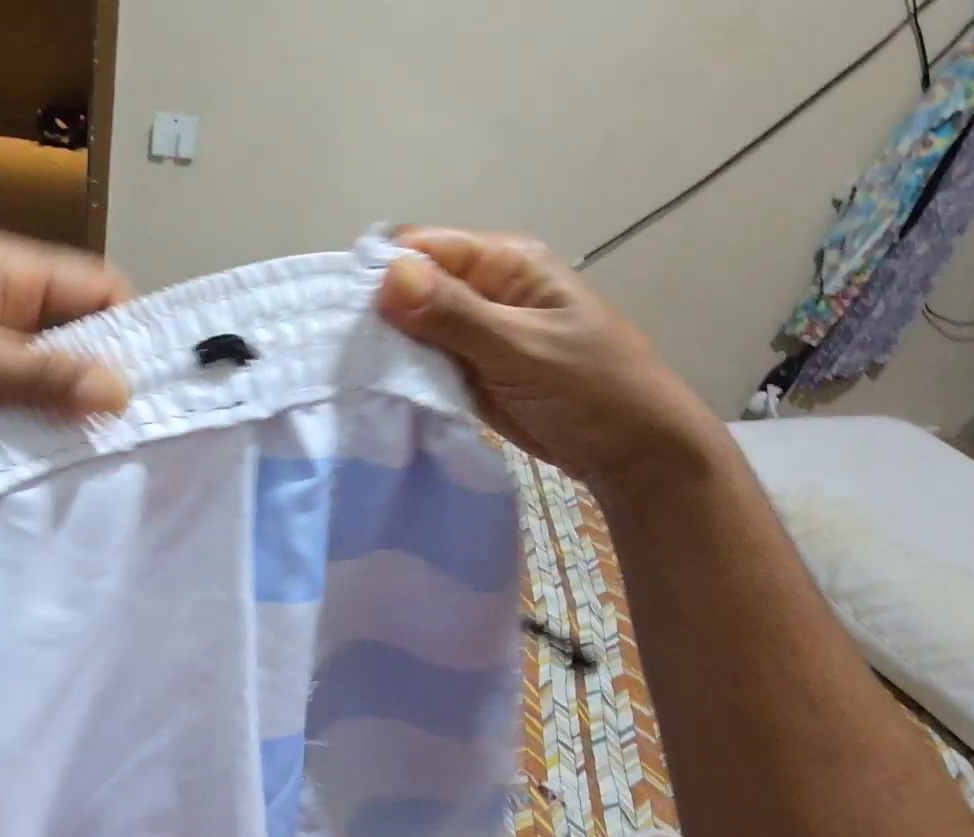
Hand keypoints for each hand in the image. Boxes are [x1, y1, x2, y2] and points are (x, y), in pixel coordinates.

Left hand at [0, 230, 135, 436]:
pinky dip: (14, 403)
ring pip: (35, 355)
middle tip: (118, 435)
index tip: (150, 395)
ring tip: (79, 447)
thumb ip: (45, 376)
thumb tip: (124, 390)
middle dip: (96, 375)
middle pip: (74, 325)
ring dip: (53, 396)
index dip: (135, 335)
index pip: (104, 289)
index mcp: (10, 268)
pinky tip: (23, 442)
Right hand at [375, 227, 727, 495]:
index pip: (423, 247)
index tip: (346, 313)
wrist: (630, 453)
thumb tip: (387, 275)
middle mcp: (482, 289)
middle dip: (377, 313)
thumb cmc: (591, 389)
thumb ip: (455, 315)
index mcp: (504, 263)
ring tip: (351, 373)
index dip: (382, 272)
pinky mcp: (465, 370)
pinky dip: (399, 374)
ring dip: (383, 347)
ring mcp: (471, 333)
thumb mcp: (522, 348)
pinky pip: (419, 362)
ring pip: (408, 327)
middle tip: (344, 352)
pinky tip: (376, 389)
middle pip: (409, 286)